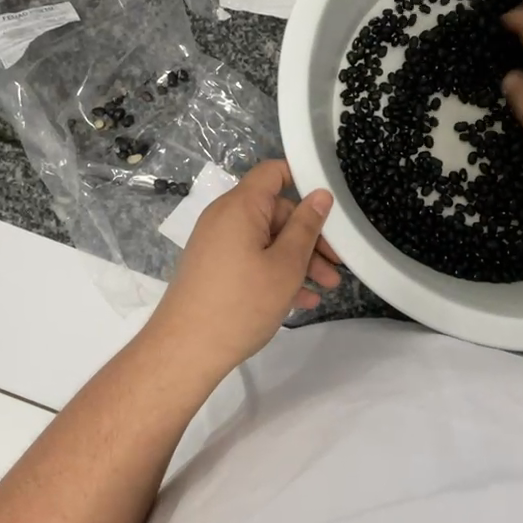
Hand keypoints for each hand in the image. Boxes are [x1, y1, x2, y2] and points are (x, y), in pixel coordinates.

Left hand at [149, 160, 341, 368]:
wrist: (185, 350)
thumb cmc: (242, 303)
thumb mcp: (285, 265)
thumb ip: (306, 227)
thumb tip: (320, 195)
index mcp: (240, 206)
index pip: (273, 172)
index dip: (303, 179)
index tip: (331, 204)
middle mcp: (225, 218)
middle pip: (275, 212)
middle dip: (309, 236)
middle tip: (337, 265)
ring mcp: (216, 244)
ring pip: (266, 239)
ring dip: (297, 259)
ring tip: (325, 288)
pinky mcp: (213, 268)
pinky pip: (251, 258)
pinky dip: (274, 272)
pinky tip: (300, 300)